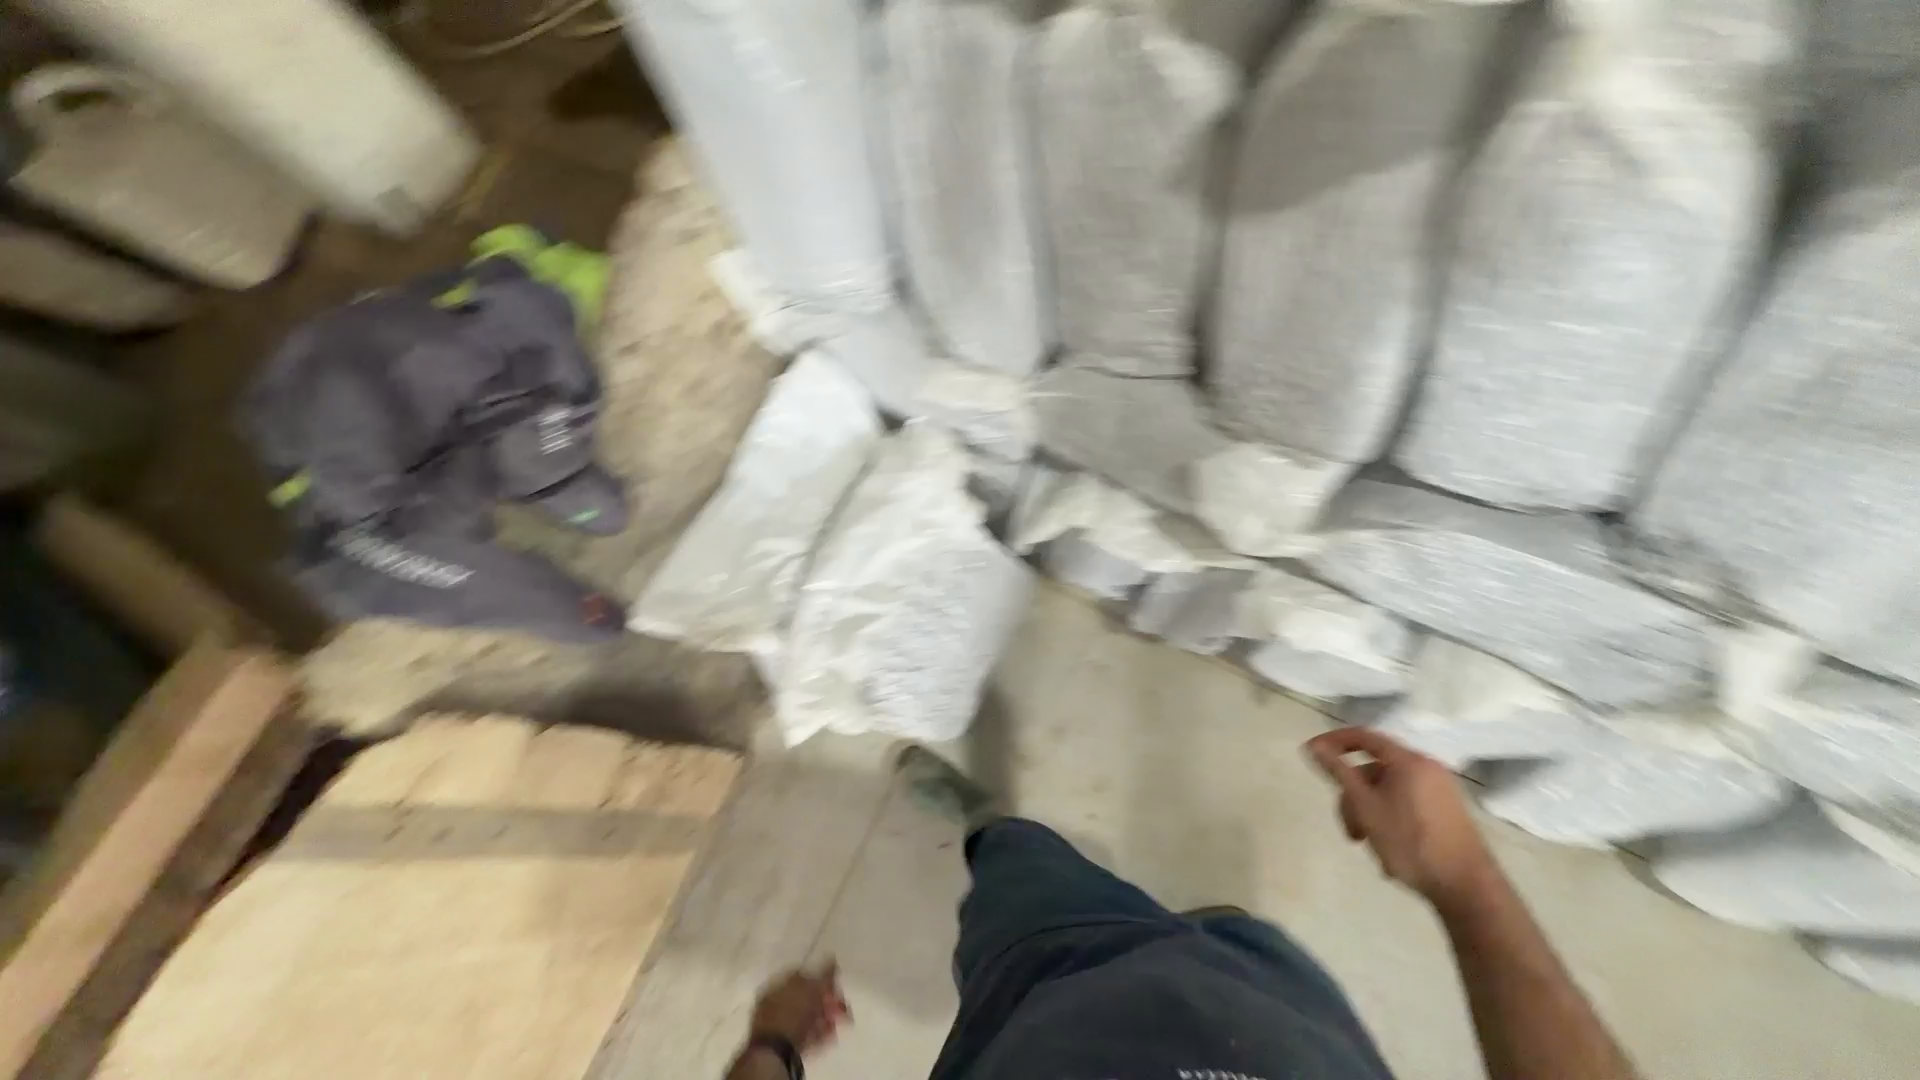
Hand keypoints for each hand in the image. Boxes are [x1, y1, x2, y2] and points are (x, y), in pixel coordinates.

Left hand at [749, 960, 849, 1053]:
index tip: (836, 984)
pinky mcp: (785, 1043)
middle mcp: (775, 1000)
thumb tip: (833, 959)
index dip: (822, 977)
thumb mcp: (812, 988)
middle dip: (826, 1000)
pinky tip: (832, 1033)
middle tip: (841, 1005)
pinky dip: (820, 1032)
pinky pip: (805, 1033)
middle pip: (806, 996)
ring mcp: (779, 1023)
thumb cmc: (792, 1013)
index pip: (802, 974)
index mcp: (777, 983)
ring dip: (825, 1017)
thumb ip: (824, 974)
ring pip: (807, 1016)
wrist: (774, 1052)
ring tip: (839, 1020)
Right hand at [1305, 727, 1499, 911]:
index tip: (1310, 754)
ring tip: (1368, 843)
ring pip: (1388, 790)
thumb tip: (1314, 746)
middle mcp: (1427, 768)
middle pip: (1374, 770)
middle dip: (1353, 796)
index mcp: (1408, 761)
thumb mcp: (1366, 807)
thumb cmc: (1410, 843)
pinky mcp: (1447, 811)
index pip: (1363, 736)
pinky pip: (1406, 803)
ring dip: (1369, 812)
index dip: (1333, 742)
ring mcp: (1441, 791)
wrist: (1467, 887)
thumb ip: (1339, 773)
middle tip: (1349, 829)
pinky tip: (1388, 846)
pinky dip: (1388, 817)